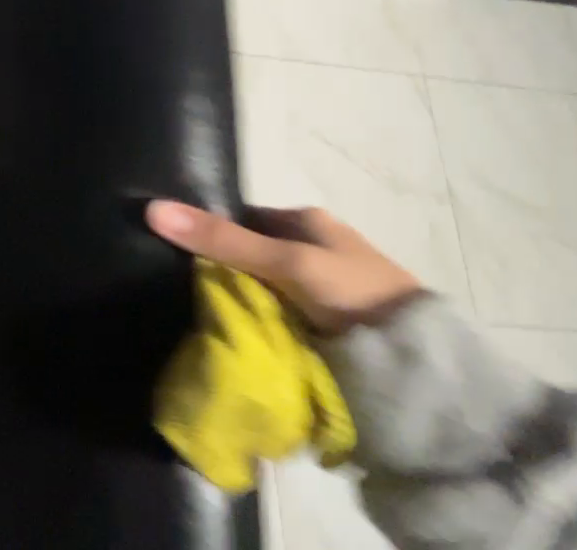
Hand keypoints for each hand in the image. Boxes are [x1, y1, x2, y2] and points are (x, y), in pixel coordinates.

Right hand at [145, 200, 422, 333]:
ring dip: (239, 296)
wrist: (426, 369)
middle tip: (180, 285)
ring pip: (262, 284)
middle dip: (220, 267)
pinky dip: (259, 319)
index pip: (241, 218)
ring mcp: (322, 287)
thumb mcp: (285, 262)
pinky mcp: (328, 323)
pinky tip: (235, 330)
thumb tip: (150, 207)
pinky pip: (277, 313)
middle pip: (249, 251)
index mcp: (309, 221)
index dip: (209, 231)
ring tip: (199, 311)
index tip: (174, 250)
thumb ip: (221, 239)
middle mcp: (315, 247)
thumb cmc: (356, 295)